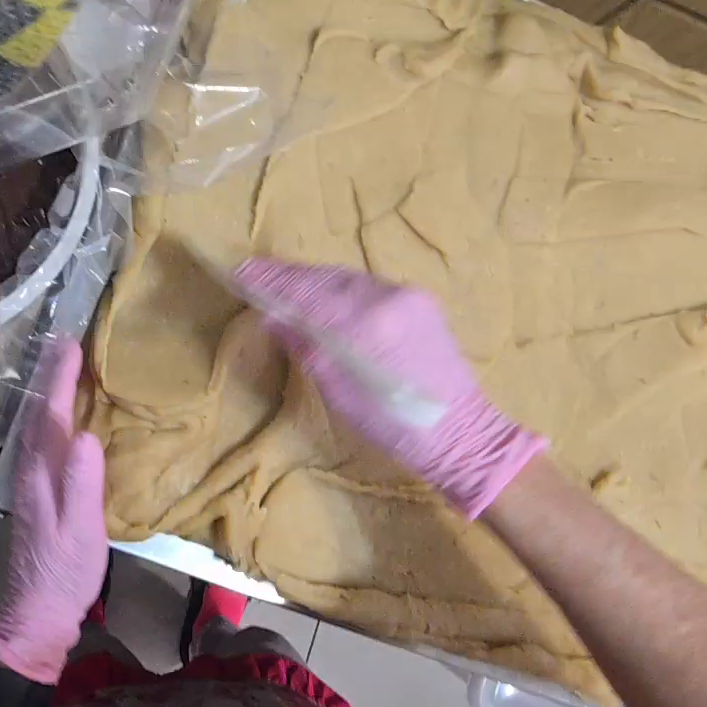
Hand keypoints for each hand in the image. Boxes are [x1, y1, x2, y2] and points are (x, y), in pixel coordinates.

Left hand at [0, 337, 108, 685]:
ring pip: (36, 424)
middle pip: (37, 412)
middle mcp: (29, 470)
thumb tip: (88, 436)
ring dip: (48, 390)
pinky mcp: (37, 492)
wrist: (35, 611)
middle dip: (50, 375)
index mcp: (40, 474)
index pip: (50, 415)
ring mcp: (30, 481)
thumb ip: (82, 484)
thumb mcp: (81, 530)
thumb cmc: (64, 571)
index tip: (73, 344)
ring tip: (64, 365)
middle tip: (66, 341)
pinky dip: (51, 414)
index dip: (61, 379)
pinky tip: (64, 415)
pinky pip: (43, 438)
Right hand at [234, 257, 546, 517]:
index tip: (244, 271)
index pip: (310, 293)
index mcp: (369, 323)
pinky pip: (369, 287)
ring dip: (315, 280)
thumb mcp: (340, 392)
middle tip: (257, 274)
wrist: (462, 434)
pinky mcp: (421, 303)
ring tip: (284, 285)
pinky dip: (340, 289)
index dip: (274, 283)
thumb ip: (307, 347)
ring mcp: (409, 296)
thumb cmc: (395, 425)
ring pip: (349, 279)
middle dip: (291, 276)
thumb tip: (274, 318)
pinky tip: (324, 297)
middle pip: (328, 277)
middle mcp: (390, 297)